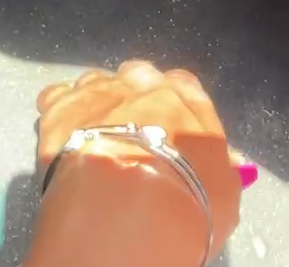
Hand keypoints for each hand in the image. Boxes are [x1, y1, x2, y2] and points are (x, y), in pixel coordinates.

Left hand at [26, 62, 241, 266]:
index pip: (184, 85)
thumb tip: (231, 161)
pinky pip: (57, 95)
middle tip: (132, 132)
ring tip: (95, 133)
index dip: (175, 106)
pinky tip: (64, 130)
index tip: (170, 128)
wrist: (126, 213)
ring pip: (97, 81)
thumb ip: (222, 166)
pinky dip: (61, 107)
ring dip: (96, 100)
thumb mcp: (224, 194)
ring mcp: (98, 91)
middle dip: (134, 95)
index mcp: (186, 97)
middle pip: (138, 76)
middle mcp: (142, 82)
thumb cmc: (187, 207)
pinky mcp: (60, 107)